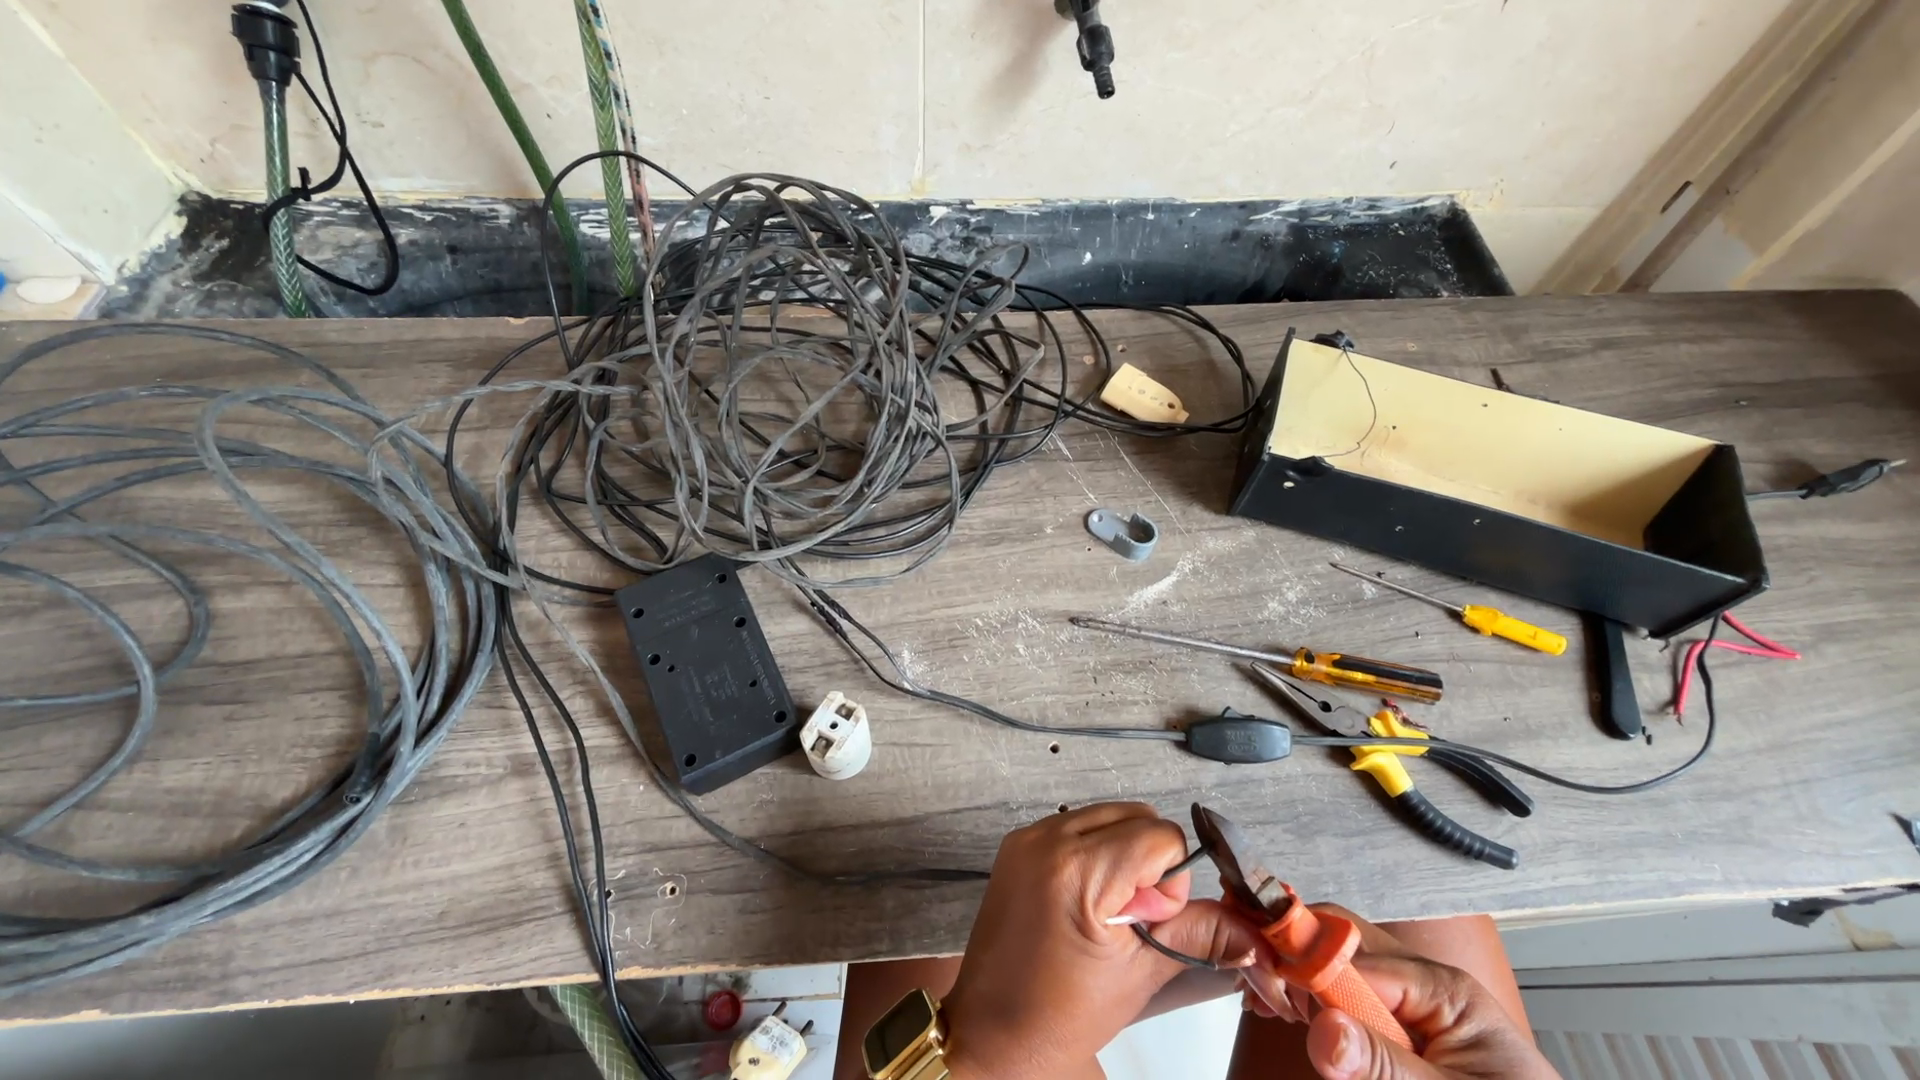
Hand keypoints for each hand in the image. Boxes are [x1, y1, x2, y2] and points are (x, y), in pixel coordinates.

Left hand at [939, 802, 1281, 1079]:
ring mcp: (1028, 836)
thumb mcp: (1139, 974)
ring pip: (1109, 814)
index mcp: (1078, 871)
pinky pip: (1078, 824)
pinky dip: (1096, 851)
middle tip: (1132, 916)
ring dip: (1124, 853)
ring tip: (1107, 910)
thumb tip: (1252, 929)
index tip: (1152, 919)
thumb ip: (1199, 936)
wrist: (991, 1031)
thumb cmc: (1058, 1015)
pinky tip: (1086, 899)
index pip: (1160, 835)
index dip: (1170, 880)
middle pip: (1137, 815)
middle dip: (1150, 861)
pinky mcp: (1018, 842)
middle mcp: (1048, 839)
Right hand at [1284, 908, 1558, 1079]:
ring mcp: (1405, 1002)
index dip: (1303, 964)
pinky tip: (1287, 1015)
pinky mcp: (1394, 1026)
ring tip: (1266, 1006)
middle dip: (1294, 959)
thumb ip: (1387, 1066)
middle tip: (1258, 993)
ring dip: (1296, 982)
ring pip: (1332, 966)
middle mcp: (1420, 981)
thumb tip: (1324, 1028)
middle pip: (1339, 944)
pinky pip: (1342, 999)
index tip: (1262, 981)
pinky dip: (1309, 1003)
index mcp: (1443, 987)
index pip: (1354, 955)